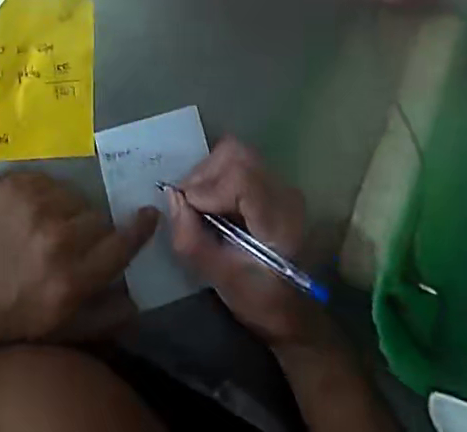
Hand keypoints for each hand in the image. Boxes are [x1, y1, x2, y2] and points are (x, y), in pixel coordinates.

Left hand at [0, 171, 156, 350]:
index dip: (139, 229)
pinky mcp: (15, 183)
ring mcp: (35, 205)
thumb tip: (138, 297)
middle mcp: (58, 238)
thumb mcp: (55, 331)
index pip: (122, 244)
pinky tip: (27, 211)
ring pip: (73, 196)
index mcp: (72, 279)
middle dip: (91, 228)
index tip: (148, 214)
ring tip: (44, 226)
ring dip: (66, 209)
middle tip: (70, 241)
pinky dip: (44, 194)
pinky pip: (48, 180)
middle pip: (98, 218)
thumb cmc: (0, 319)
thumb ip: (103, 316)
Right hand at [167, 138, 327, 347]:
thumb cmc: (261, 302)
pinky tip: (213, 204)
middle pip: (235, 156)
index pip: (241, 178)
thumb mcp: (221, 279)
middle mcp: (284, 191)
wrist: (295, 312)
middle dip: (203, 176)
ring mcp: (280, 183)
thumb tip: (172, 196)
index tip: (189, 210)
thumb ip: (192, 239)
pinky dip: (215, 176)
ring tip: (200, 206)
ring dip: (207, 175)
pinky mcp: (271, 182)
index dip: (206, 187)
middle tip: (190, 207)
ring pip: (233, 153)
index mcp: (279, 219)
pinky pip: (236, 161)